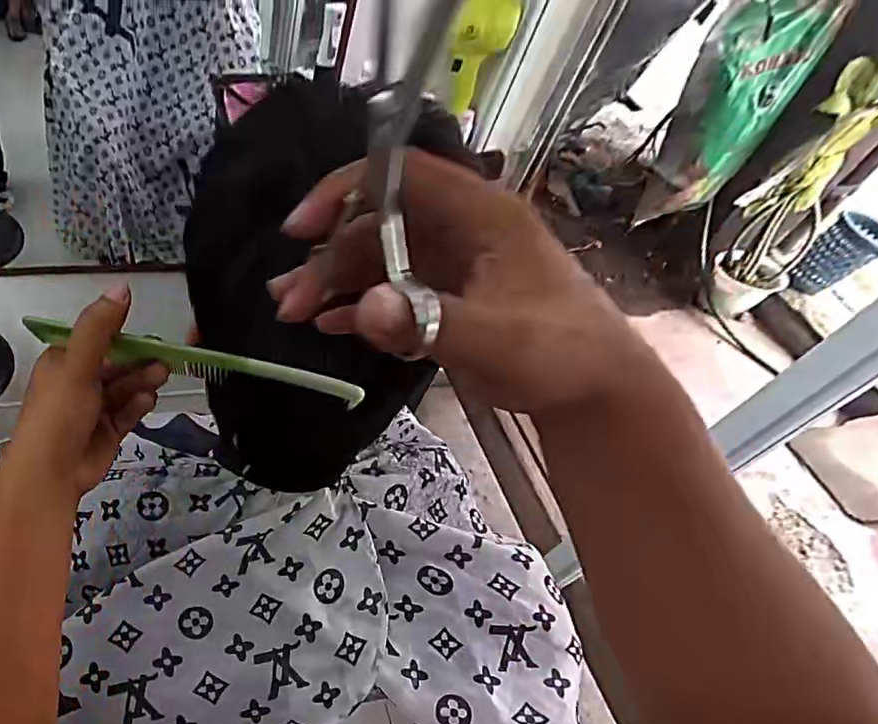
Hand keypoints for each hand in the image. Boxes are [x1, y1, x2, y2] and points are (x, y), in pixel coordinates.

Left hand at [6, 285, 166, 497]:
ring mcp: (94, 409)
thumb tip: (120, 289)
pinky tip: (146, 401)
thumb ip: (100, 327)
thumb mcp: (78, 364)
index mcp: (64, 361)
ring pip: (125, 388)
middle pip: (117, 365)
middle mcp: (79, 383)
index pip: (98, 340)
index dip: (123, 335)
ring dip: (142, 382)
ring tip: (160, 377)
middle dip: (139, 362)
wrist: (51, 472)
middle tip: (162, 359)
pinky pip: (128, 412)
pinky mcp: (108, 432)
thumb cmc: (56, 417)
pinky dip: (138, 405)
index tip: (146, 334)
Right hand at [267, 151, 655, 416]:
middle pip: (376, 228)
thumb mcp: (495, 339)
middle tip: (289, 302)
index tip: (299, 229)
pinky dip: (357, 309)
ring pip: (377, 263)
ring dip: (333, 285)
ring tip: (293, 312)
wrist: (588, 392)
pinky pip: (389, 296)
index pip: (400, 177)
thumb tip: (362, 308)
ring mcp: (449, 269)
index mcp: (478, 216)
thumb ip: (428, 324)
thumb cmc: (557, 354)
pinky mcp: (442, 303)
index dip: (344, 192)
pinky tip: (328, 326)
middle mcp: (458, 233)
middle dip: (327, 259)